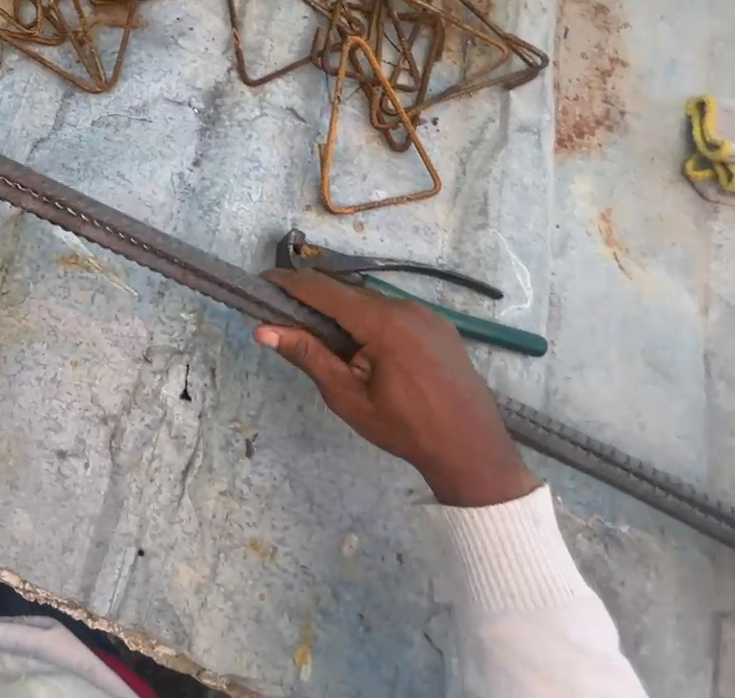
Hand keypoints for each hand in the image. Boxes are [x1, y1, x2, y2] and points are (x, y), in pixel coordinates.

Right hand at [254, 270, 536, 507]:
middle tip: (281, 315)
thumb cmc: (405, 428)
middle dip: (310, 298)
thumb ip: (307, 355)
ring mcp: (427, 315)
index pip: (323, 289)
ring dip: (338, 310)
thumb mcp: (346, 396)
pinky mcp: (438, 326)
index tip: (259, 282)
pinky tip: (356, 344)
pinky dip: (364, 318)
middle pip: (344, 292)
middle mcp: (406, 308)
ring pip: (367, 301)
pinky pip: (390, 311)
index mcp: (384, 323)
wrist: (475, 452)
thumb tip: (263, 330)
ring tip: (317, 335)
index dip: (287, 282)